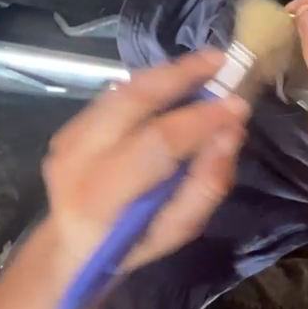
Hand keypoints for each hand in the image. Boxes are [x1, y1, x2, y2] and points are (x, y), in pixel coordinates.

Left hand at [38, 53, 247, 278]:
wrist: (71, 247)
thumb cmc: (133, 242)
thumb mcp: (177, 230)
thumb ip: (206, 185)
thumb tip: (231, 132)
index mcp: (101, 196)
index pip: (157, 143)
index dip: (201, 120)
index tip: (238, 104)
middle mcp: (77, 159)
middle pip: (133, 100)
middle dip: (182, 75)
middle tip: (222, 61)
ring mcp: (69, 137)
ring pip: (126, 89)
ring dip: (170, 72)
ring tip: (207, 63)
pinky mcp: (72, 124)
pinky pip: (119, 92)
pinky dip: (154, 81)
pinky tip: (179, 78)